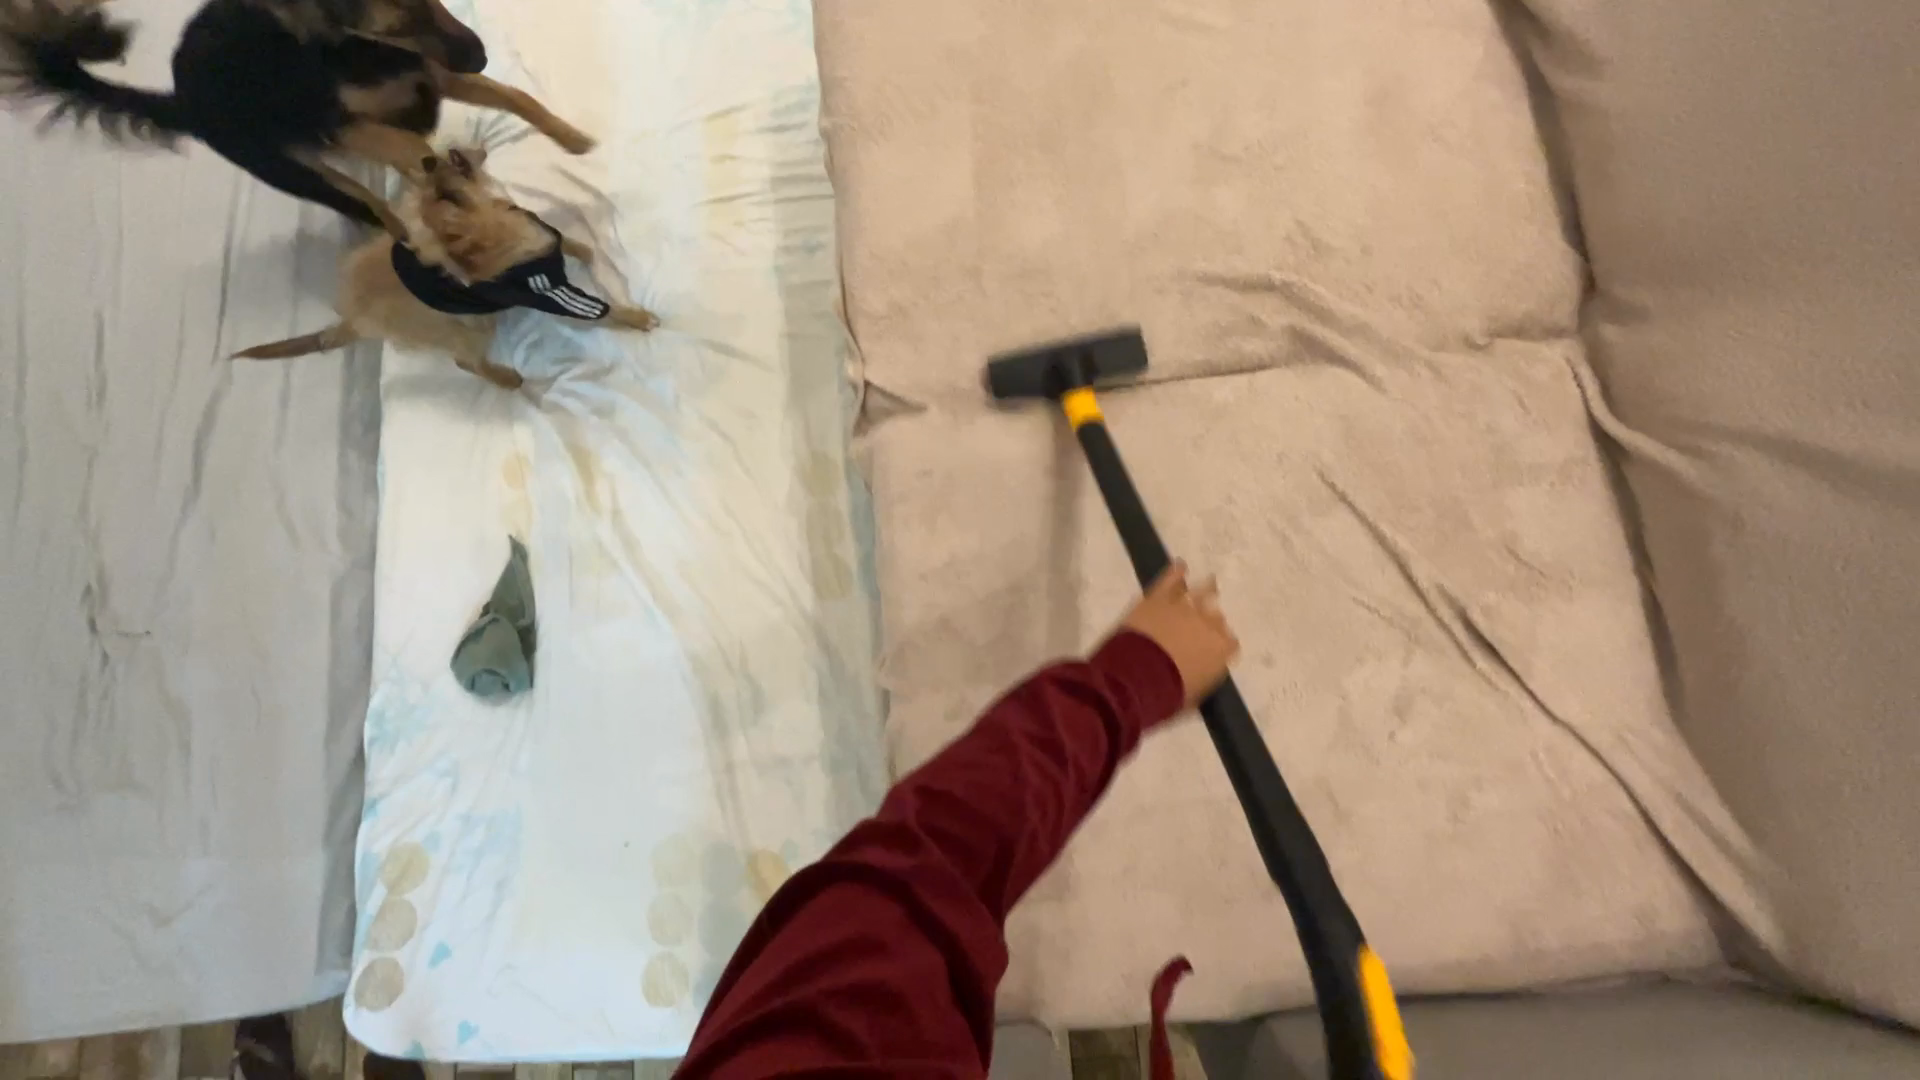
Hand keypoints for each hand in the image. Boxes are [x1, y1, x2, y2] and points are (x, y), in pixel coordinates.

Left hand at [1117, 560, 1239, 711]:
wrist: (1136, 679)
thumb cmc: (1167, 695)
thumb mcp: (1194, 695)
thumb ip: (1204, 677)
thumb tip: (1201, 672)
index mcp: (1220, 650)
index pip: (1229, 642)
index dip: (1219, 643)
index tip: (1211, 648)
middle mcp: (1207, 624)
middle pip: (1215, 616)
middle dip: (1209, 620)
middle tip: (1200, 623)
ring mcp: (1183, 608)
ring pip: (1200, 592)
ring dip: (1204, 588)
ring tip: (1209, 583)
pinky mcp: (1158, 598)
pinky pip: (1170, 580)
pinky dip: (1175, 572)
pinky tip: (1180, 565)